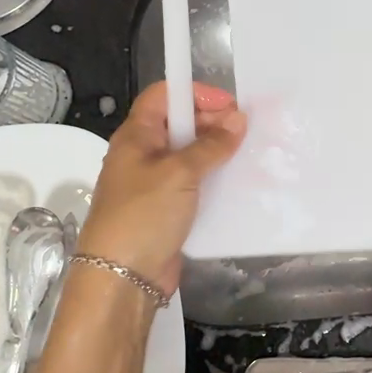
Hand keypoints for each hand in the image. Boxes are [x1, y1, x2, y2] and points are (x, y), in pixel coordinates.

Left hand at [76, 81, 246, 297]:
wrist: (122, 278)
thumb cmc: (144, 215)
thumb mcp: (179, 173)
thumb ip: (211, 145)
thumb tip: (238, 119)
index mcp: (136, 136)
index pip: (163, 96)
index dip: (195, 94)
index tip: (230, 106)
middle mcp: (143, 155)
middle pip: (180, 124)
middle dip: (212, 122)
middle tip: (244, 132)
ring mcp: (155, 184)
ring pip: (190, 156)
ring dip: (218, 153)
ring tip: (249, 154)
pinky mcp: (168, 210)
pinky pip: (195, 186)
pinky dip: (215, 181)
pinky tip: (240, 183)